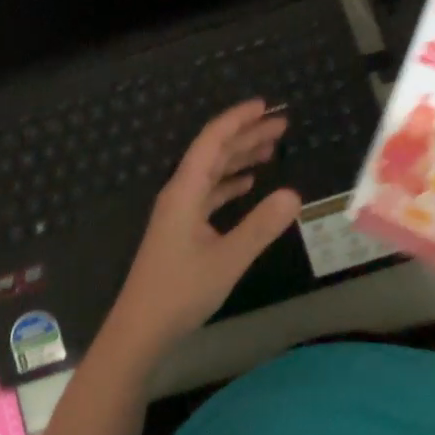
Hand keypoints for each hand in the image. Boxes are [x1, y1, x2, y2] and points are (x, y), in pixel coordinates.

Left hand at [106, 100, 302, 359]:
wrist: (140, 328)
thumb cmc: (180, 291)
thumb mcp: (227, 259)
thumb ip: (260, 226)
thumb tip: (294, 194)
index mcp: (185, 190)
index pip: (212, 140)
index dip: (238, 119)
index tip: (265, 106)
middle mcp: (179, 193)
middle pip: (213, 152)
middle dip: (245, 135)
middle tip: (281, 125)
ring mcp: (178, 211)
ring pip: (211, 172)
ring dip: (239, 157)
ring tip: (270, 149)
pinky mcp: (180, 230)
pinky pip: (208, 193)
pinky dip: (229, 183)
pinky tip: (246, 184)